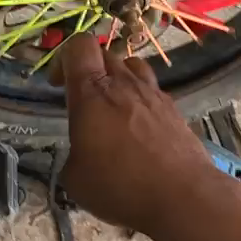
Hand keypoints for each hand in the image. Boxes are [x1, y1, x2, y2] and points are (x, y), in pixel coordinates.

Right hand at [52, 33, 231, 236]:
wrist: (181, 195)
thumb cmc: (120, 185)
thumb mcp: (76, 179)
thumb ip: (73, 155)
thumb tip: (81, 155)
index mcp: (92, 92)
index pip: (79, 46)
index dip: (64, 57)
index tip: (58, 84)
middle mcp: (123, 83)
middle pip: (104, 54)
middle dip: (90, 70)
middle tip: (84, 102)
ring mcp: (152, 93)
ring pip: (131, 67)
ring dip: (118, 80)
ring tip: (114, 109)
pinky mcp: (173, 108)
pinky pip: (151, 90)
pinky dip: (141, 100)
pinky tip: (140, 129)